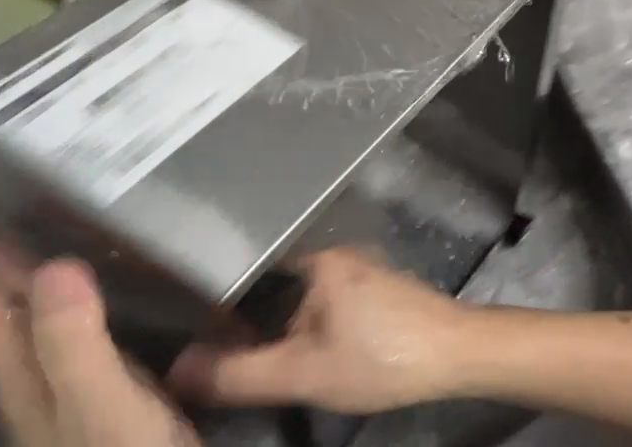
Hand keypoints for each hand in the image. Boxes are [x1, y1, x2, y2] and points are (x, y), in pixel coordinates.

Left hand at [0, 213, 197, 446]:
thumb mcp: (100, 400)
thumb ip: (74, 343)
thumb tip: (52, 267)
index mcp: (25, 370)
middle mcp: (35, 370)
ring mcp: (67, 378)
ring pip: (26, 315)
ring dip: (12, 275)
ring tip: (16, 234)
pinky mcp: (105, 378)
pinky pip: (69, 322)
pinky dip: (63, 293)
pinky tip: (89, 282)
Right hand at [170, 249, 467, 412]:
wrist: (458, 354)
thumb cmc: (381, 356)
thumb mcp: (301, 373)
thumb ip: (235, 373)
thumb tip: (173, 368)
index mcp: (320, 261)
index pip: (249, 270)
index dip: (211, 303)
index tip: (178, 331)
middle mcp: (340, 258)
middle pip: (271, 289)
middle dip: (239, 324)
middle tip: (199, 359)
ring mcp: (361, 275)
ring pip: (296, 303)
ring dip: (271, 331)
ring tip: (231, 363)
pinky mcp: (375, 296)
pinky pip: (320, 310)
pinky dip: (300, 332)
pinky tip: (284, 359)